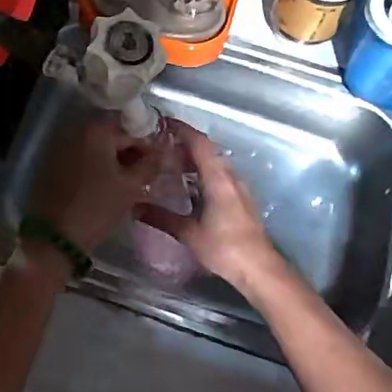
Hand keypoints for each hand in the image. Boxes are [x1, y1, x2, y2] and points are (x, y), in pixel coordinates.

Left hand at [31, 116, 166, 252]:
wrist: (56, 236)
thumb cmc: (98, 206)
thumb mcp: (131, 186)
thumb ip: (150, 164)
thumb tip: (166, 150)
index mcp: (96, 131)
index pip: (131, 130)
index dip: (149, 145)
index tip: (160, 163)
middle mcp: (76, 132)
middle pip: (112, 136)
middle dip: (131, 153)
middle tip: (147, 174)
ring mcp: (61, 148)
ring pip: (97, 149)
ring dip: (115, 161)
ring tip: (130, 182)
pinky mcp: (53, 165)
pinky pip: (83, 159)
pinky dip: (98, 167)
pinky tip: (109, 185)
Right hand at [137, 120, 283, 287]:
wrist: (257, 267)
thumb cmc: (224, 247)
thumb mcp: (189, 233)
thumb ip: (162, 218)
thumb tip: (134, 208)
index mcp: (218, 178)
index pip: (200, 143)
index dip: (182, 130)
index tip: (162, 123)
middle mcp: (231, 177)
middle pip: (208, 150)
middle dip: (185, 144)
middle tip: (160, 145)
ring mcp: (239, 188)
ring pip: (215, 163)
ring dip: (195, 159)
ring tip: (171, 163)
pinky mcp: (242, 200)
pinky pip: (221, 176)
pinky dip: (204, 173)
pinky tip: (190, 186)